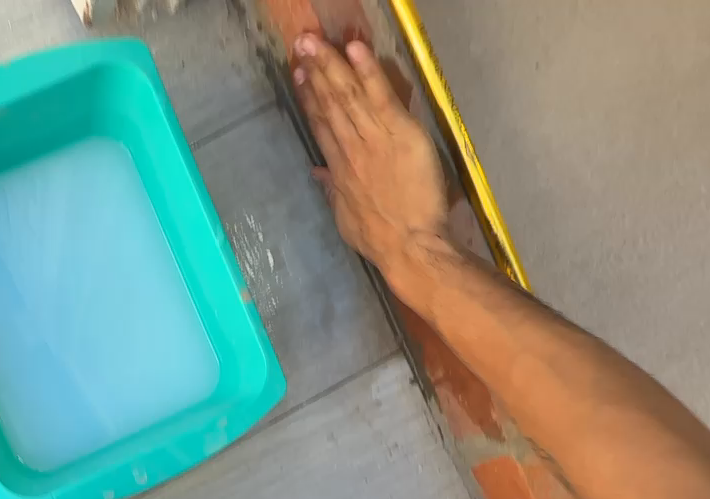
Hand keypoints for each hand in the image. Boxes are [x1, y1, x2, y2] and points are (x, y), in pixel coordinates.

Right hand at [292, 34, 453, 291]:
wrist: (408, 245)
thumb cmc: (380, 239)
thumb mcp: (346, 219)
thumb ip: (333, 192)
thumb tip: (318, 173)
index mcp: (340, 170)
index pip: (322, 126)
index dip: (311, 99)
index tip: (301, 76)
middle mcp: (351, 150)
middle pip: (330, 104)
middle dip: (316, 72)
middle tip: (302, 44)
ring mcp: (372, 140)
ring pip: (348, 96)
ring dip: (332, 65)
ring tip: (316, 41)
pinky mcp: (397, 134)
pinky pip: (379, 97)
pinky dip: (367, 71)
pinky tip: (353, 49)